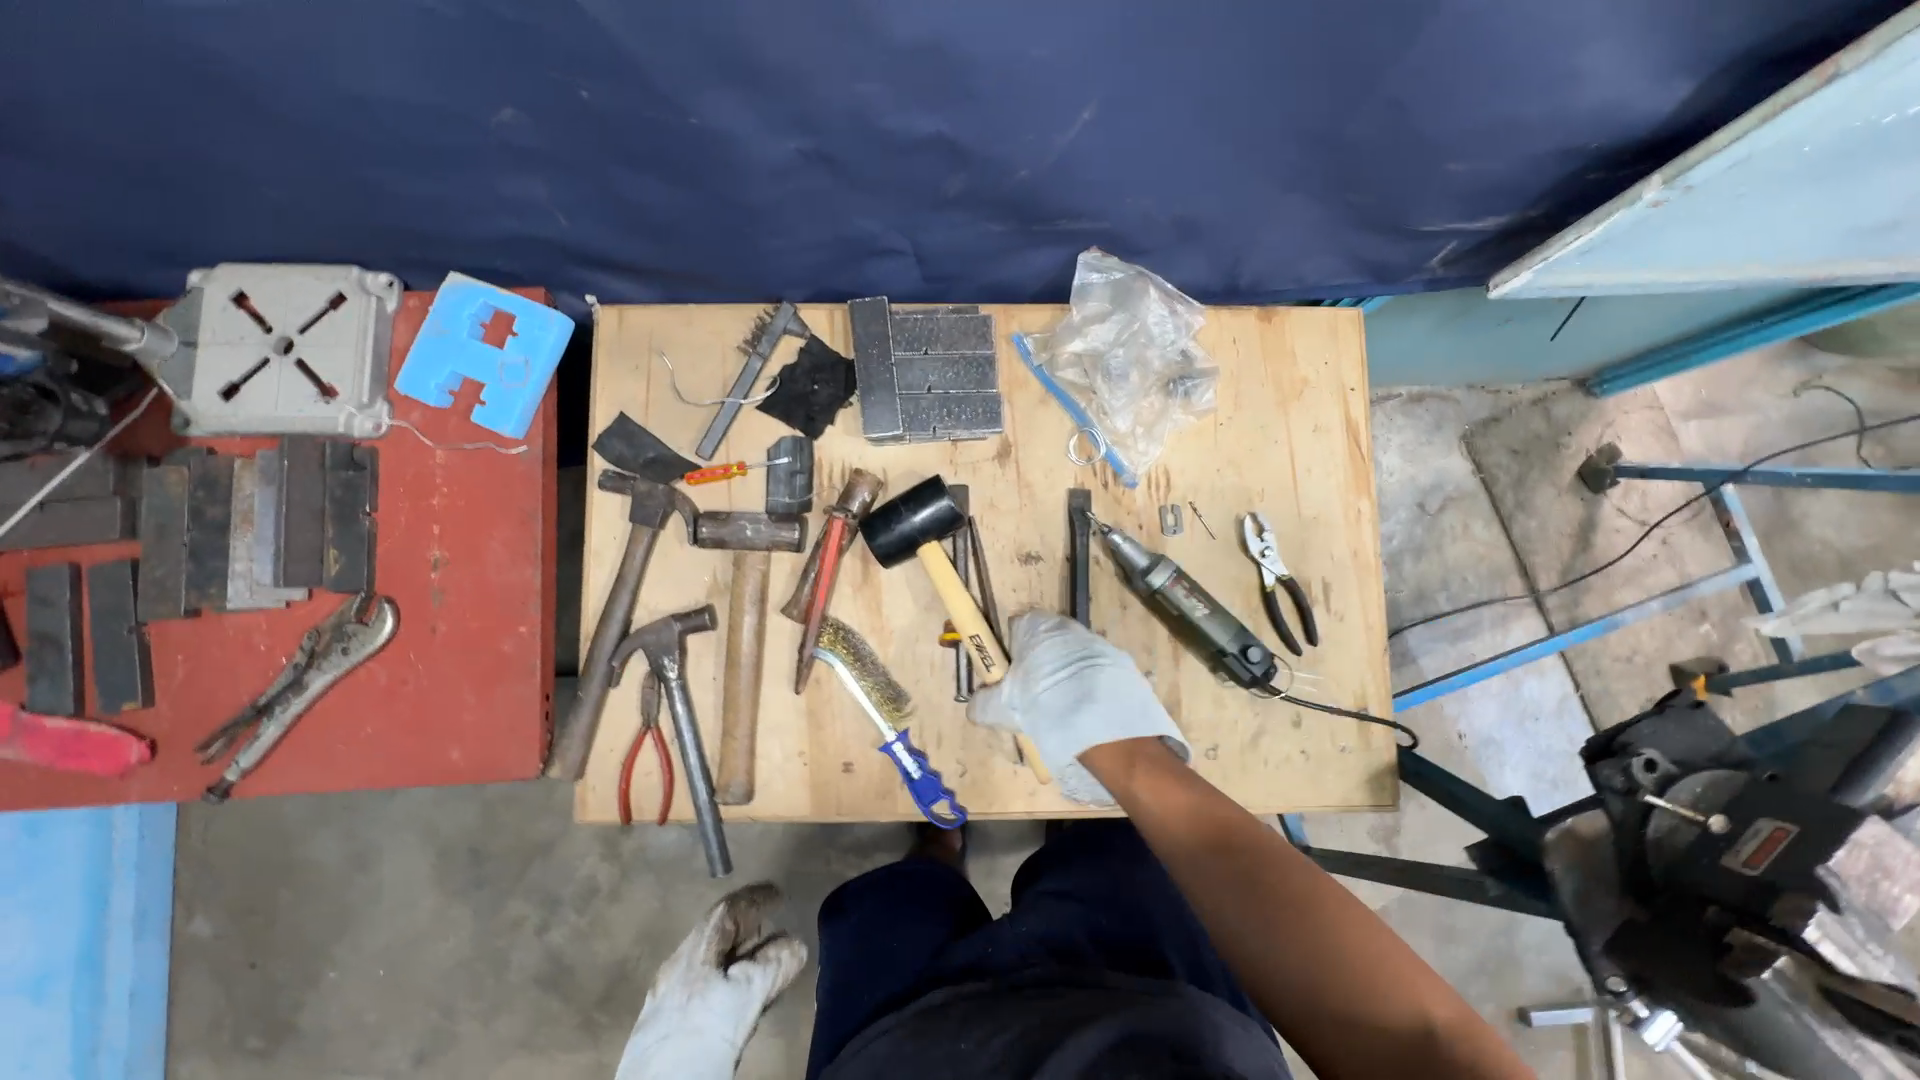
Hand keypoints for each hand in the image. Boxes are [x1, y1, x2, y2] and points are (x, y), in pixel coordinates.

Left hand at [615, 883, 807, 1079]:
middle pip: (714, 936)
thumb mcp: (744, 999)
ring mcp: (666, 999)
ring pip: (707, 963)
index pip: (727, 912)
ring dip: (735, 957)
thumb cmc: (701, 1037)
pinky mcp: (664, 1028)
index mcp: (694, 954)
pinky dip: (725, 981)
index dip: (755, 899)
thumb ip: (770, 967)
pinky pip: (701, 987)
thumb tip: (795, 942)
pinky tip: (735, 1001)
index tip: (780, 895)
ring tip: (760, 963)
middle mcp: (676, 969)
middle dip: (745, 928)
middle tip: (773, 924)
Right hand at [968, 611, 1188, 804]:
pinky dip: (1088, 689)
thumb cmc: (1041, 704)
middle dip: (1036, 667)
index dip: (1006, 653)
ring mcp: (1097, 643)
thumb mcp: (1000, 709)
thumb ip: (981, 704)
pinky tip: (1084, 714)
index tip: (1006, 679)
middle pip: (1043, 643)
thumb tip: (975, 706)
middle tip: (1030, 699)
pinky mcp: (1121, 663)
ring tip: (1060, 712)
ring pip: (1070, 659)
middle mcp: (1067, 625)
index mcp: (1035, 625)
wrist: (1103, 725)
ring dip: (1062, 679)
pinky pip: (1095, 674)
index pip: (1013, 628)